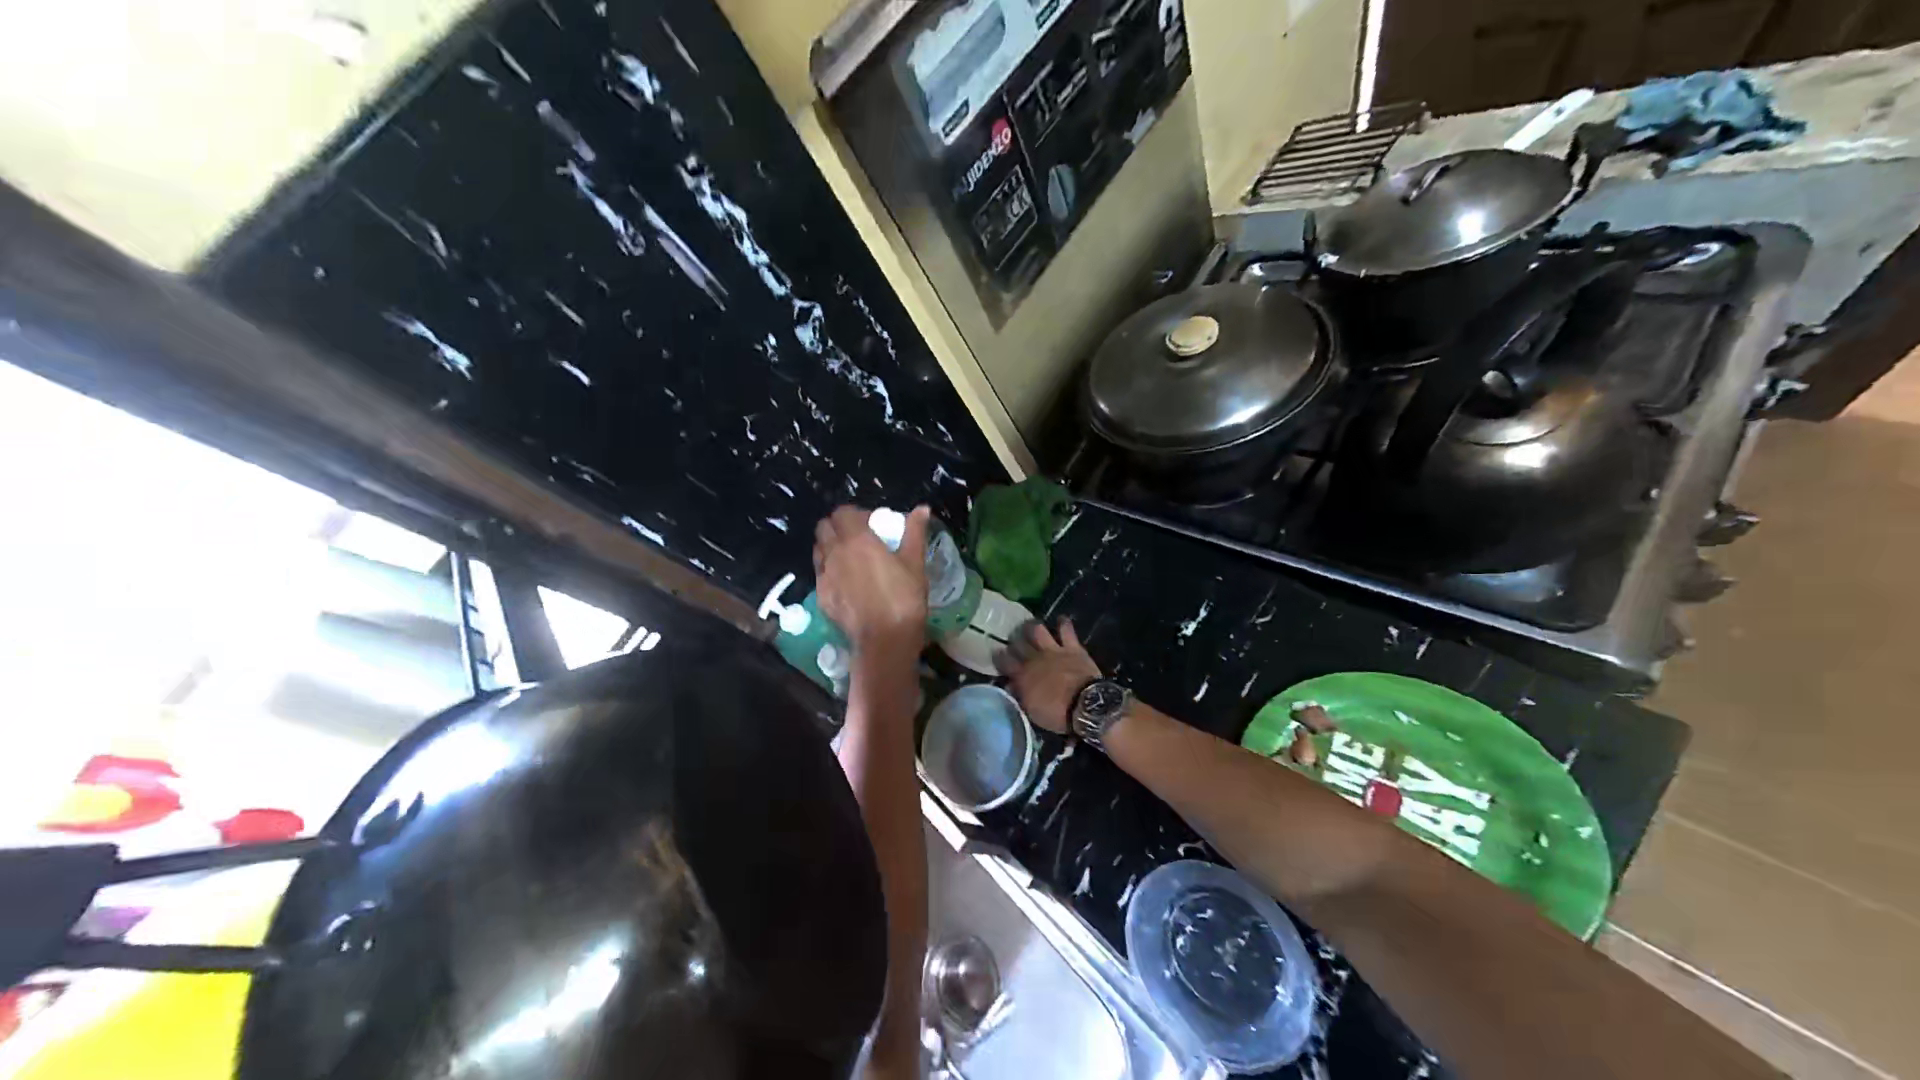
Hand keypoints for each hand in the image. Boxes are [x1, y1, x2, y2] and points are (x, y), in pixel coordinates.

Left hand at [814, 505, 929, 654]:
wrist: (885, 639)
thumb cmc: (903, 597)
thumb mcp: (914, 562)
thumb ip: (915, 532)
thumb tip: (922, 508)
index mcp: (857, 539)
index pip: (842, 513)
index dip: (854, 514)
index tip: (870, 523)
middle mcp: (835, 552)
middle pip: (824, 528)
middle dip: (837, 527)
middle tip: (856, 538)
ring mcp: (825, 575)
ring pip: (818, 550)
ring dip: (829, 547)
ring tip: (848, 558)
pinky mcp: (820, 596)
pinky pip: (819, 574)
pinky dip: (828, 570)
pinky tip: (844, 582)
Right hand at [994, 619, 1101, 733]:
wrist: (1085, 704)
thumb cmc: (1057, 714)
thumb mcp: (1031, 711)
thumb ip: (1020, 695)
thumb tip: (1011, 686)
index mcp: (1022, 676)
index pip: (1004, 662)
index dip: (999, 656)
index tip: (996, 653)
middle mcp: (1034, 658)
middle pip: (1018, 644)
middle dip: (1014, 640)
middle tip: (1013, 639)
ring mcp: (1053, 650)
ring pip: (1038, 631)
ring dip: (1033, 627)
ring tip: (1030, 625)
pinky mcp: (1072, 647)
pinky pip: (1066, 630)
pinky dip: (1063, 624)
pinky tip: (1062, 619)